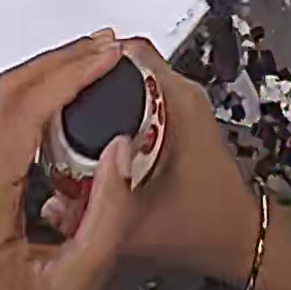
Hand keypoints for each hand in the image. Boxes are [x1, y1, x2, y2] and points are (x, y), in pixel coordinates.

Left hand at [0, 31, 139, 289]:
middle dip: (60, 60)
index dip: (68, 75)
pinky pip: (7, 122)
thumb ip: (108, 214)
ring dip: (51, 71)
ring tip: (93, 59)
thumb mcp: (77, 284)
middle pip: (7, 94)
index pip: (21, 112)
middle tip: (104, 45)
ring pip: (4, 103)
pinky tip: (71, 93)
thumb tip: (122, 147)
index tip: (105, 58)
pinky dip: (43, 94)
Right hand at [42, 38, 260, 284]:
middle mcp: (184, 95)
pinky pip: (148, 94)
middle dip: (96, 73)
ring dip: (109, 87)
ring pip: (140, 77)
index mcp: (180, 101)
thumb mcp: (137, 223)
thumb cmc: (208, 222)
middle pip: (133, 60)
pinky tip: (104, 130)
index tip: (71, 69)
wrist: (241, 239)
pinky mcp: (185, 118)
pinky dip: (123, 102)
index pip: (135, 51)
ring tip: (77, 106)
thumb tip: (49, 206)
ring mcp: (186, 105)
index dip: (97, 55)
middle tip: (65, 90)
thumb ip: (89, 217)